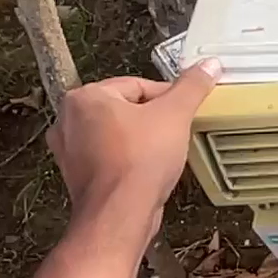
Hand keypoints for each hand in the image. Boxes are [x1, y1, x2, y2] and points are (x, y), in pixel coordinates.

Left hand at [47, 59, 220, 232]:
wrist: (120, 213)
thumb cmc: (142, 159)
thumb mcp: (175, 115)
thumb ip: (192, 87)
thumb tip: (209, 64)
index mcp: (86, 97)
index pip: (137, 85)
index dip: (168, 97)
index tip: (186, 112)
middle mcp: (68, 120)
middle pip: (125, 108)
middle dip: (152, 118)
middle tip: (176, 131)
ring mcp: (68, 150)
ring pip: (116, 133)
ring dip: (140, 139)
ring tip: (164, 151)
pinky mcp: (76, 176)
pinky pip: (109, 157)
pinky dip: (128, 160)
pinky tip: (147, 169)